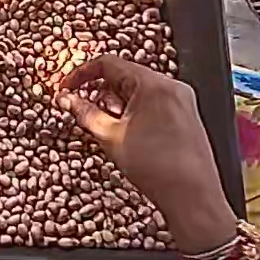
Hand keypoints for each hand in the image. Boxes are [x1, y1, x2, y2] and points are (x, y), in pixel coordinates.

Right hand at [56, 55, 234, 251]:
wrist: (192, 195)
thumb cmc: (156, 167)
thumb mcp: (110, 136)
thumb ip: (84, 112)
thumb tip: (67, 99)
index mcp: (153, 85)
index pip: (109, 64)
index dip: (81, 74)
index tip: (67, 87)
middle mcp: (171, 86)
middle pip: (123, 76)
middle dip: (100, 93)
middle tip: (86, 114)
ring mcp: (181, 99)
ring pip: (136, 90)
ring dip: (116, 104)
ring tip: (110, 130)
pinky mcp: (184, 113)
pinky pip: (151, 102)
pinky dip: (132, 112)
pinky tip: (127, 134)